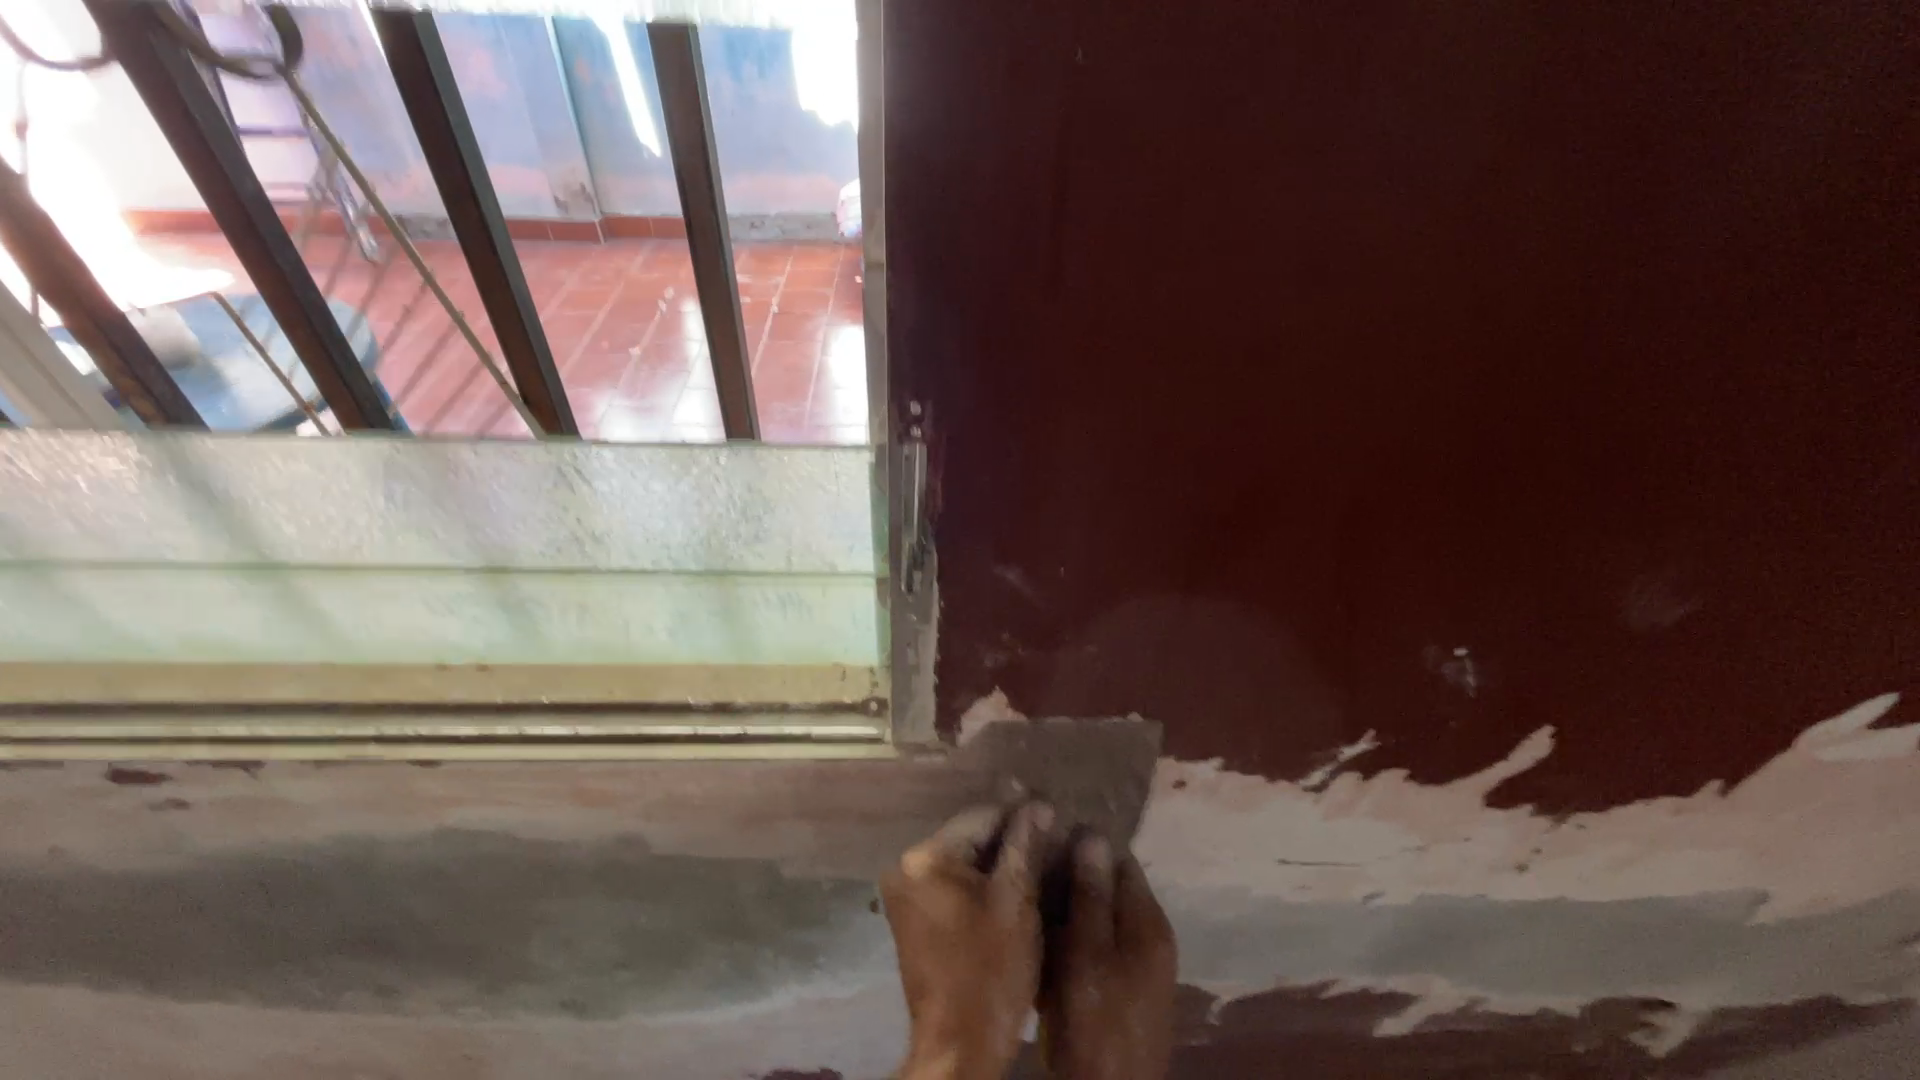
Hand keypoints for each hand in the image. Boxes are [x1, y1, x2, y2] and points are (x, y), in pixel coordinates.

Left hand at [883, 802, 1055, 1079]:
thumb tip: (1039, 805)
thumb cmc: (992, 970)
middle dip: (1011, 845)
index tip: (1058, 827)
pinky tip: (1012, 899)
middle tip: (1053, 854)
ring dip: (998, 867)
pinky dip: (980, 889)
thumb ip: (1025, 846)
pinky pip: (952, 886)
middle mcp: (905, 866)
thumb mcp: (1017, 901)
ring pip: (963, 863)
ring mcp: (904, 894)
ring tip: (1039, 875)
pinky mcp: (911, 917)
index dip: (1023, 820)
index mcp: (925, 857)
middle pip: (970, 839)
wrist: (959, 1044)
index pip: (983, 817)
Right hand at [1038, 835, 1176, 1079]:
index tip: (1043, 837)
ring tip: (1023, 900)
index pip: (1118, 860)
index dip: (1082, 845)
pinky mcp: (1113, 991)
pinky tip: (1035, 942)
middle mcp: (1146, 938)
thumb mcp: (1088, 951)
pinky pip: (1088, 949)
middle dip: (1068, 878)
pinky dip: (1065, 942)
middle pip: (1105, 889)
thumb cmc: (1096, 1021)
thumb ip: (1091, 893)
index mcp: (1148, 922)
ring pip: (1093, 919)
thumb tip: (1094, 833)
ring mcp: (1131, 967)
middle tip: (1025, 870)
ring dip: (1062, 911)